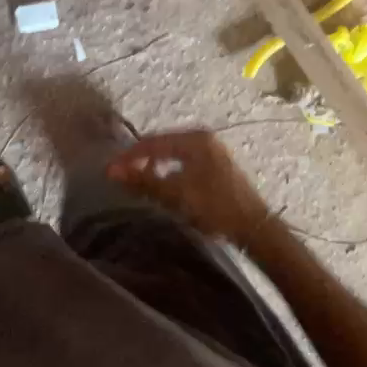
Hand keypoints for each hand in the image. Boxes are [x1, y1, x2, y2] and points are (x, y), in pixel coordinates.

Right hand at [107, 131, 273, 243]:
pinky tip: (164, 186)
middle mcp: (204, 138)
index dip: (129, 156)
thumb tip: (111, 171)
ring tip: (140, 182)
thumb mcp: (176, 194)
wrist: (256, 229)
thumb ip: (144, 181)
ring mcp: (212, 150)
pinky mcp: (217, 165)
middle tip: (123, 175)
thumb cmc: (215, 208)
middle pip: (162, 144)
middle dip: (141, 160)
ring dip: (155, 166)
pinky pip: (184, 161)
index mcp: (195, 138)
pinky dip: (170, 171)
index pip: (152, 142)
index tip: (110, 170)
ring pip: (173, 154)